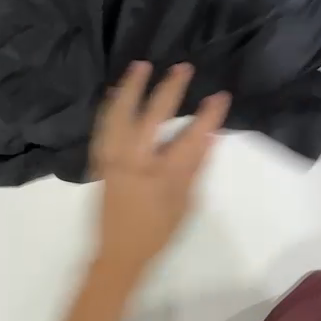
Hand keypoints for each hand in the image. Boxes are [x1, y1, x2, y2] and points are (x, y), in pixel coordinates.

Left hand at [88, 62, 229, 273]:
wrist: (118, 254)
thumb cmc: (157, 233)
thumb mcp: (185, 204)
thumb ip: (195, 168)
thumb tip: (208, 136)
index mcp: (162, 176)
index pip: (190, 138)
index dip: (208, 116)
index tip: (220, 96)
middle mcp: (135, 163)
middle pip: (152, 117)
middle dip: (169, 89)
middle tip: (182, 67)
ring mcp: (113, 161)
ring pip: (120, 117)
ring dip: (131, 89)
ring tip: (140, 66)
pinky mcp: (100, 163)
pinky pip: (102, 129)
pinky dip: (109, 108)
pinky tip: (115, 93)